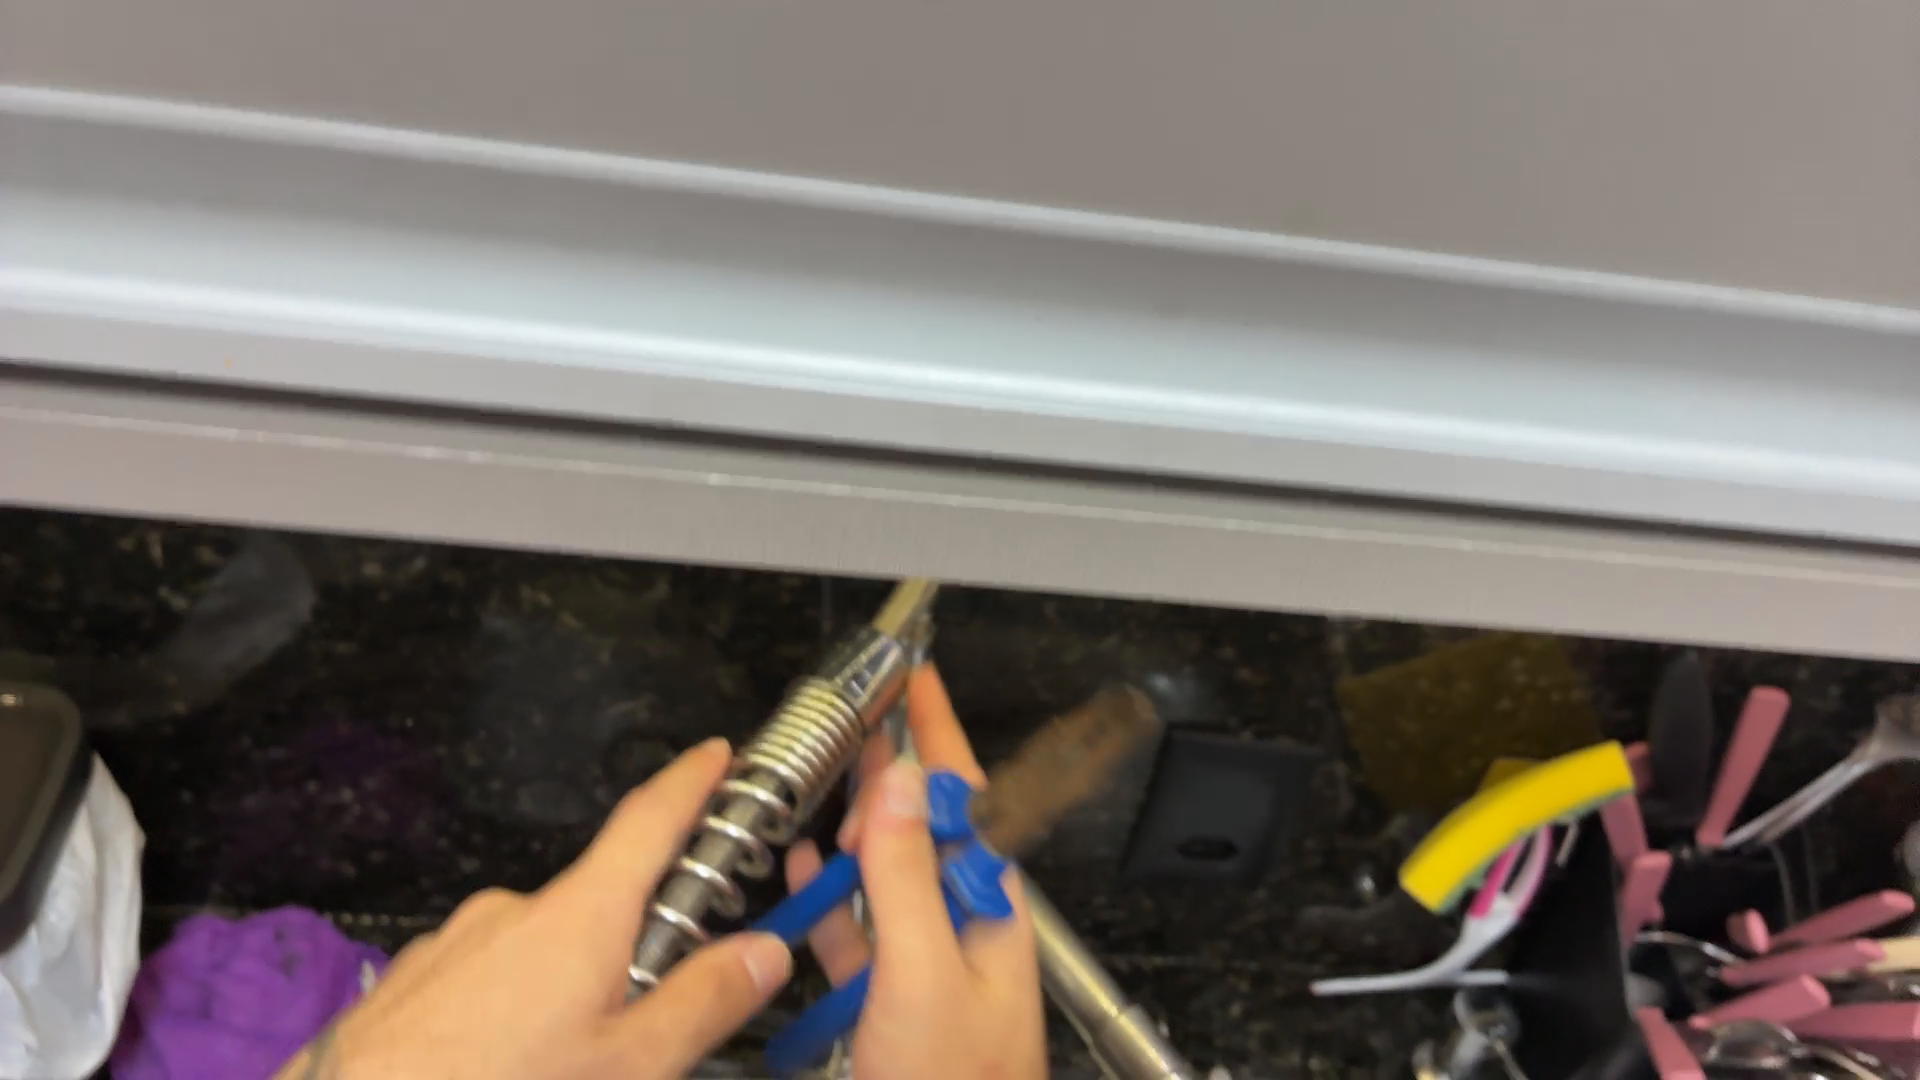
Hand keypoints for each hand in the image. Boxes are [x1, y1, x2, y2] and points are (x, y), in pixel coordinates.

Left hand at [274, 738, 791, 1079]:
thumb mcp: (623, 1072)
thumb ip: (703, 1002)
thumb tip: (771, 947)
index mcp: (580, 915)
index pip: (650, 818)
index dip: (691, 779)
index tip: (720, 751)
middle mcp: (514, 910)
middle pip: (600, 899)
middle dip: (634, 936)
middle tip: (641, 1010)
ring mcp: (449, 946)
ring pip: (538, 947)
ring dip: (567, 982)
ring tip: (558, 1057)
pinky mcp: (399, 990)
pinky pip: (479, 979)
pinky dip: (505, 1009)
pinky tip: (487, 1071)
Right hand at [784, 665, 1048, 1079]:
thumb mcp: (922, 976)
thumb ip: (908, 877)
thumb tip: (900, 782)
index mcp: (986, 906)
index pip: (967, 797)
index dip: (943, 735)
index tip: (922, 682)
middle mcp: (960, 923)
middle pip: (926, 826)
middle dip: (897, 769)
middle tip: (865, 723)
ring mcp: (923, 959)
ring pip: (888, 872)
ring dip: (859, 828)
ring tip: (832, 785)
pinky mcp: (886, 995)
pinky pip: (858, 928)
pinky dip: (832, 895)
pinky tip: (807, 869)